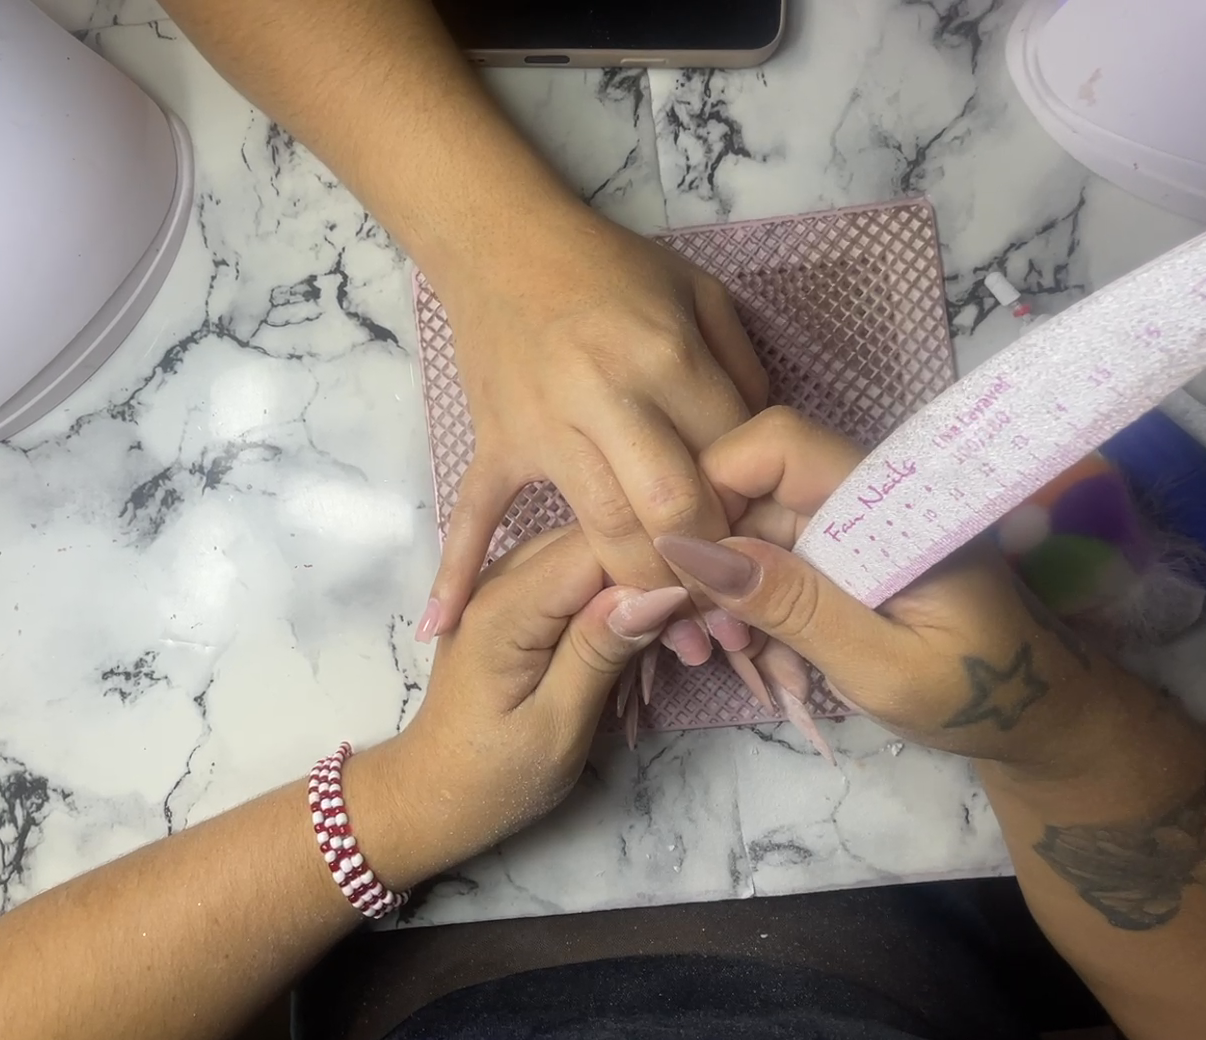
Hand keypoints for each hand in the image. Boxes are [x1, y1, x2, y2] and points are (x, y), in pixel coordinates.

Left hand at [359, 529, 685, 885]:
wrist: (435, 790)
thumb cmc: (496, 774)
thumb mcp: (557, 724)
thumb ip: (599, 651)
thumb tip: (660, 588)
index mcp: (503, 608)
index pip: (594, 547)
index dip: (656, 565)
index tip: (707, 607)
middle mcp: (495, 577)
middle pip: (589, 538)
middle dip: (650, 570)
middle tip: (703, 624)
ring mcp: (499, 582)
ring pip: (582, 549)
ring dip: (632, 579)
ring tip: (678, 627)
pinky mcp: (511, 597)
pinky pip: (568, 571)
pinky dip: (608, 590)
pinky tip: (637, 622)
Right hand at [421, 211, 767, 665]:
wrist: (502, 245)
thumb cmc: (609, 269)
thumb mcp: (700, 297)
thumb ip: (741, 373)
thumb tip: (758, 459)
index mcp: (667, 357)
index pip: (726, 462)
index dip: (752, 518)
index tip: (764, 559)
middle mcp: (605, 398)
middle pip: (665, 511)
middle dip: (701, 570)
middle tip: (721, 610)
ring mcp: (540, 428)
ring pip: (596, 528)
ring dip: (634, 588)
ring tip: (662, 628)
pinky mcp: (495, 445)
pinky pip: (475, 512)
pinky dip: (458, 568)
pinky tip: (441, 623)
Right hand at [653, 408, 1124, 767]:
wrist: (1032, 713)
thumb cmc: (977, 693)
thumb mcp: (883, 664)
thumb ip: (792, 605)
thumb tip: (691, 552)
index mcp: (885, 501)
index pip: (774, 444)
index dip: (714, 484)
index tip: (689, 567)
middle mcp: (853, 497)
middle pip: (741, 488)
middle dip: (707, 559)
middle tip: (709, 639)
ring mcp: (836, 525)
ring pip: (737, 529)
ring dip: (720, 593)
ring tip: (738, 655)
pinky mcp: (826, 553)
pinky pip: (755, 561)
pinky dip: (740, 606)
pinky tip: (755, 651)